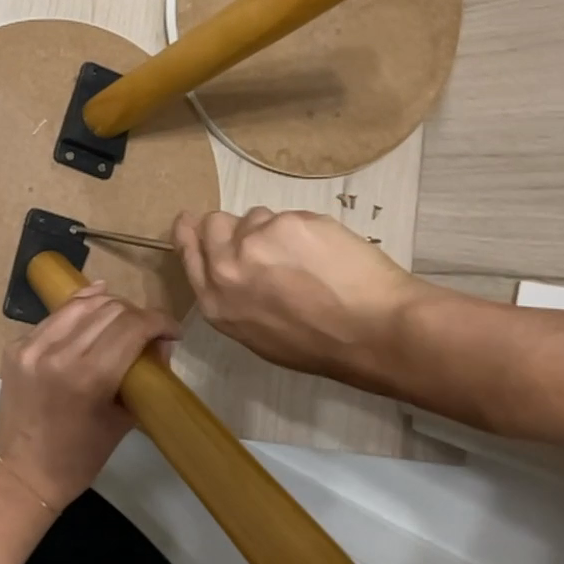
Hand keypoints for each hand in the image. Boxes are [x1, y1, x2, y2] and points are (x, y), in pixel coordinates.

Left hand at [0, 284, 180, 509]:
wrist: (21, 471)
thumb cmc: (78, 458)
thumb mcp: (122, 420)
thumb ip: (142, 377)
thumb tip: (160, 345)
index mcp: (88, 376)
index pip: (132, 326)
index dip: (160, 322)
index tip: (173, 332)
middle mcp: (57, 351)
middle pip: (109, 310)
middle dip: (137, 314)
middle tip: (151, 331)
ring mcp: (31, 345)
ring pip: (80, 305)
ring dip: (109, 306)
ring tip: (125, 318)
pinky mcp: (16, 344)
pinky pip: (55, 317)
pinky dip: (79, 309)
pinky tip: (95, 306)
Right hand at [173, 208, 436, 379]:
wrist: (376, 332)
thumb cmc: (320, 346)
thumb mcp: (258, 335)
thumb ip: (233, 298)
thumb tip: (231, 270)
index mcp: (215, 302)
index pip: (187, 250)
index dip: (189, 232)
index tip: (191, 221)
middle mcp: (225, 268)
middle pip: (214, 223)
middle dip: (235, 228)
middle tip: (264, 243)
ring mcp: (255, 240)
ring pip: (256, 217)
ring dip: (273, 231)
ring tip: (306, 259)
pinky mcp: (288, 222)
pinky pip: (289, 216)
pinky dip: (306, 230)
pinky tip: (327, 254)